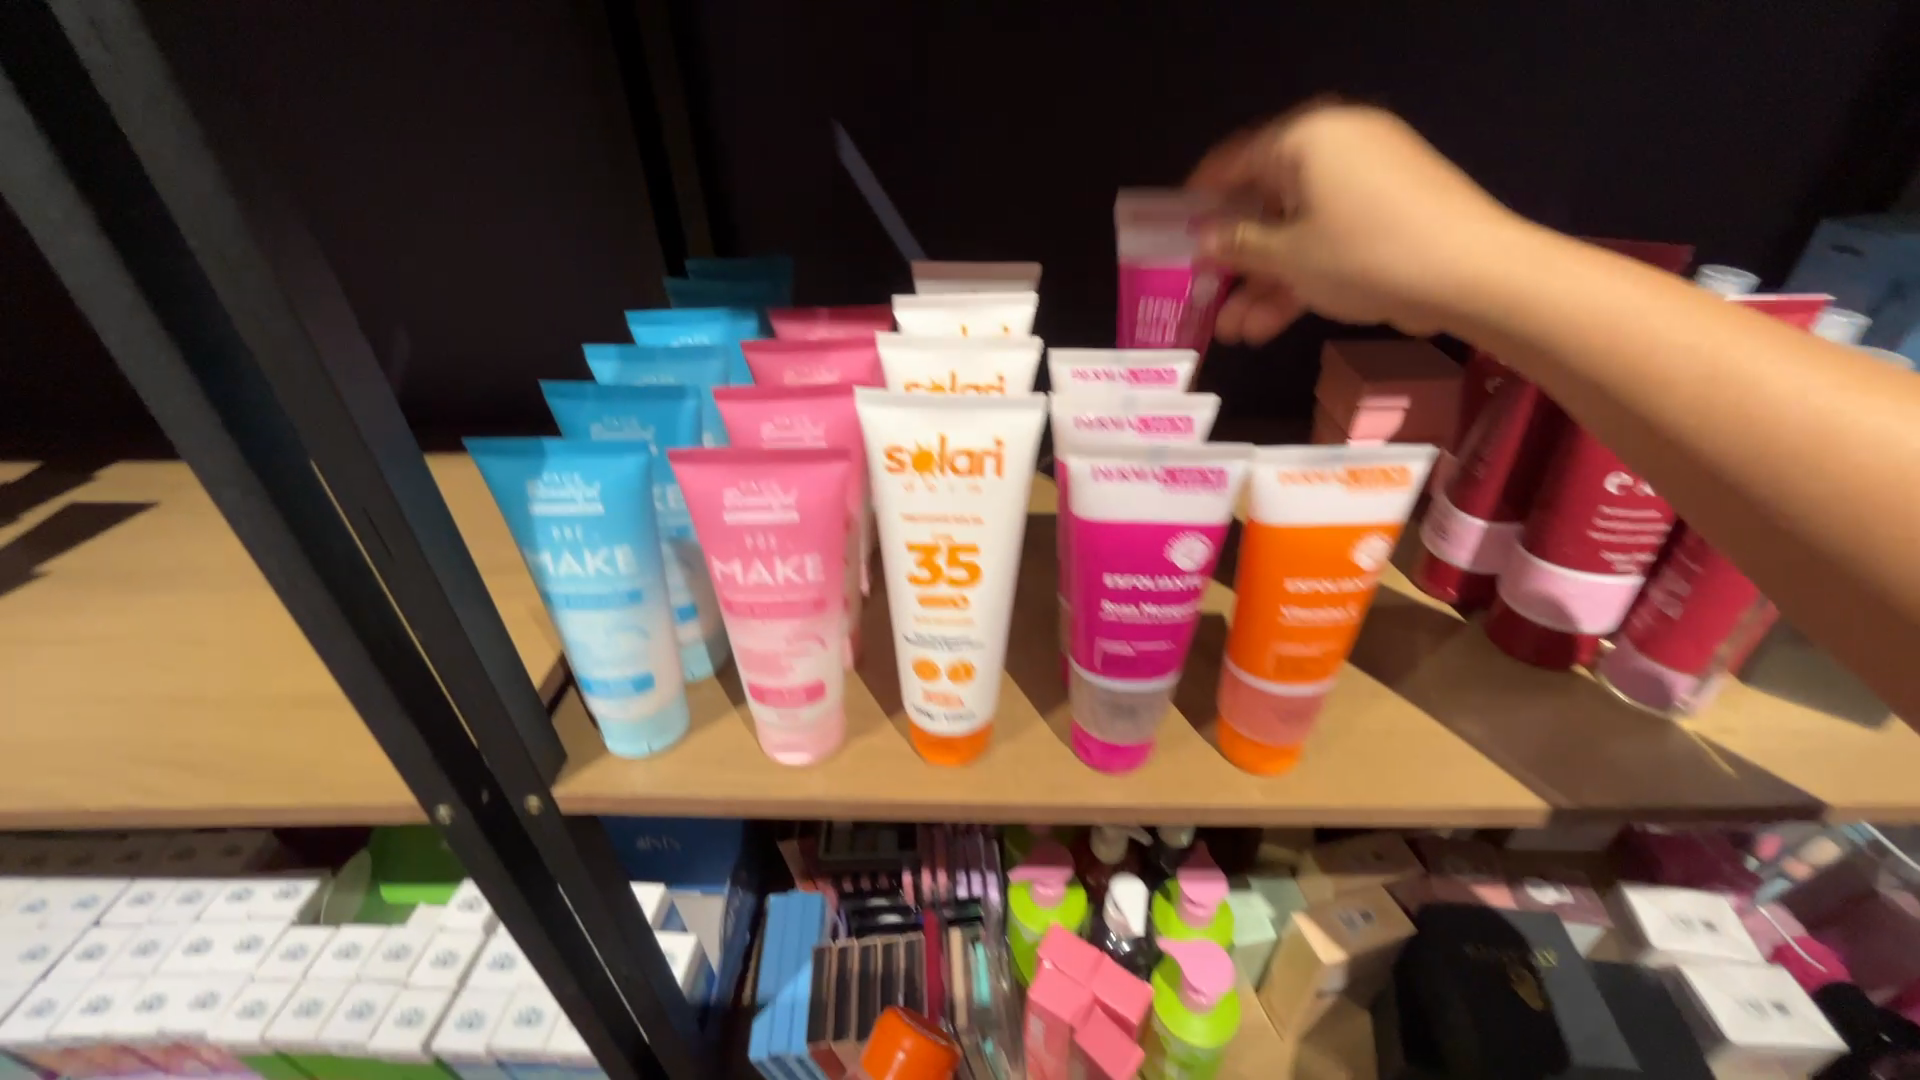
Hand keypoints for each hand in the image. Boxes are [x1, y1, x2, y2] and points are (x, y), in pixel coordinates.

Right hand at [1189, 103, 1528, 343]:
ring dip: (1261, 285)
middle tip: (1204, 297)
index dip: (1199, 200)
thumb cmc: (1363, 252)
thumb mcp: (1286, 255)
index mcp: (1307, 139)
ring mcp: (1362, 187)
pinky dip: (1298, 281)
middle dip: (1234, 261)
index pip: (1235, 160)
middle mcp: (1334, 151)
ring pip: (1294, 234)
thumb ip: (1236, 245)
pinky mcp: (1384, 220)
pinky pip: (1325, 244)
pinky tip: (1266, 328)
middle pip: (1265, 204)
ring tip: (1234, 333)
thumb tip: (1202, 241)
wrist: (1471, 274)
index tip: (1172, 234)